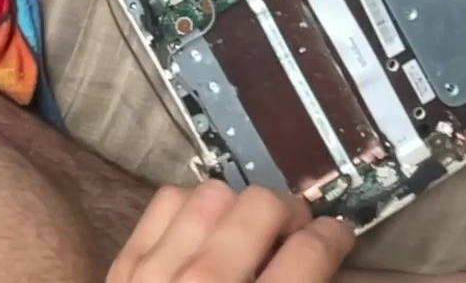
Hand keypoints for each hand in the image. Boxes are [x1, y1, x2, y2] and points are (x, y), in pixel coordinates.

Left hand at [110, 182, 354, 281]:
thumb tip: (319, 265)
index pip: (306, 256)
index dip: (332, 238)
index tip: (339, 233)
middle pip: (258, 209)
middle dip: (289, 213)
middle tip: (298, 229)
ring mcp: (157, 271)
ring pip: (212, 195)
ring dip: (240, 206)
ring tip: (252, 226)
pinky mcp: (126, 264)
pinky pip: (167, 201)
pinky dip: (192, 204)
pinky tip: (206, 225)